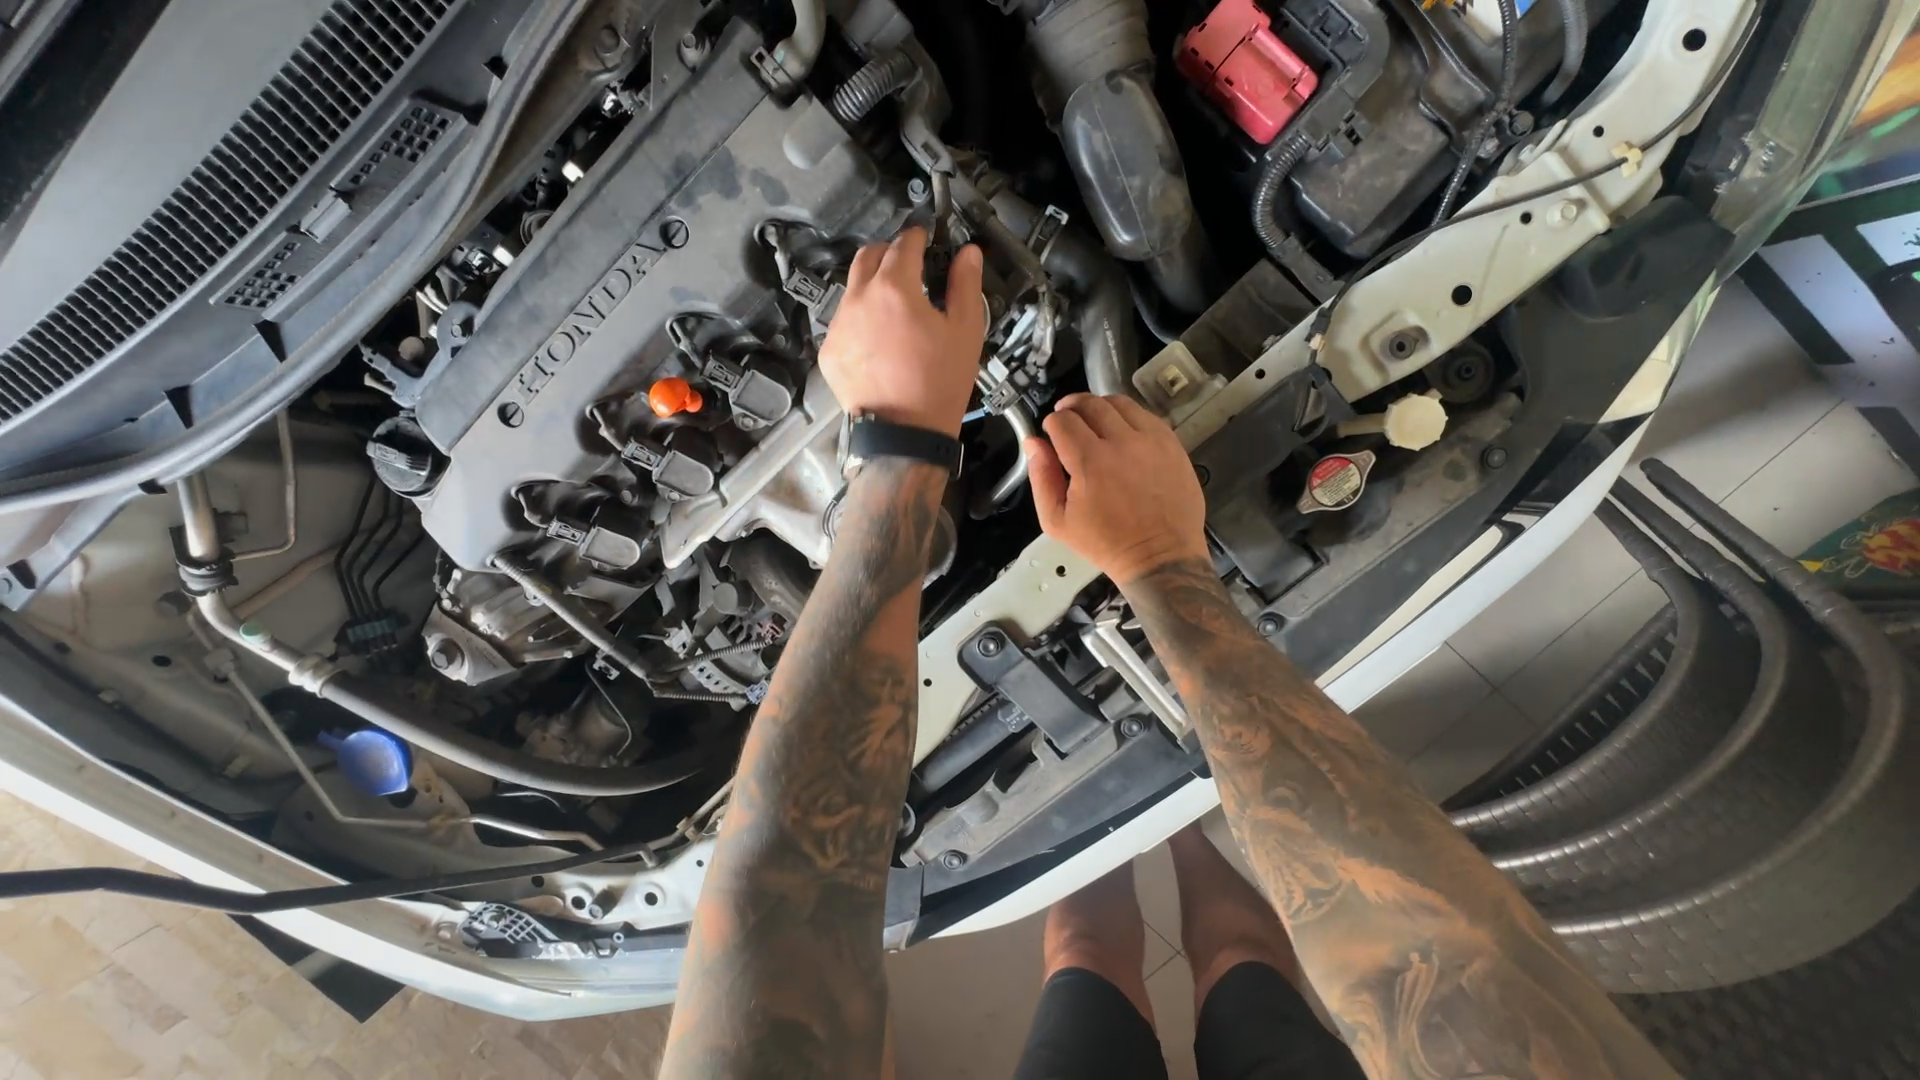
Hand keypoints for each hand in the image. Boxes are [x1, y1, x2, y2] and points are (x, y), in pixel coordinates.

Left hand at [818, 227, 986, 436]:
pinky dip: (860, 322)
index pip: (903, 244)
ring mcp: (839, 327)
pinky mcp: (829, 352)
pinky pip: (843, 324)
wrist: (904, 435)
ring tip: (894, 311)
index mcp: (895, 289)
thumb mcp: (965, 332)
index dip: (917, 237)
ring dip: (872, 289)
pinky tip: (879, 343)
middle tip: (908, 267)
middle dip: (888, 254)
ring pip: (852, 290)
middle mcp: (859, 300)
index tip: (924, 239)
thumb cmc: (940, 385)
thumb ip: (965, 285)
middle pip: (868, 256)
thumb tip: (967, 254)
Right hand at [1026, 394, 1208, 585]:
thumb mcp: (1057, 521)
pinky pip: (1146, 415)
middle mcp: (1122, 443)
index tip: (1052, 435)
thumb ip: (1041, 477)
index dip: (1051, 424)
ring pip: (1120, 403)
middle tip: (1067, 419)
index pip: (1062, 420)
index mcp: (1090, 461)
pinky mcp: (1172, 444)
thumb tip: (1034, 443)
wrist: (1159, 555)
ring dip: (1101, 407)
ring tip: (1095, 421)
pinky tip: (1123, 432)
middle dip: (1072, 407)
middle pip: (1090, 404)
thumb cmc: (1105, 542)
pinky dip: (1129, 417)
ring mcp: (1151, 440)